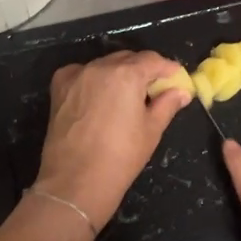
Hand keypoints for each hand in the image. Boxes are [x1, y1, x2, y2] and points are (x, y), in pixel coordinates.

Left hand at [34, 50, 190, 226]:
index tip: (176, 80)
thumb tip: (181, 91)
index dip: (168, 69)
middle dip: (143, 70)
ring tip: (127, 96)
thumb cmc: (121, 157)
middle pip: (128, 59)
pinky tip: (100, 97)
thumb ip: (167, 104)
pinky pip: (82, 74)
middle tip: (155, 90)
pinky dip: (94, 79)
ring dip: (119, 74)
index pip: (153, 60)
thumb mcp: (152, 130)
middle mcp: (99, 67)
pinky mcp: (59, 88)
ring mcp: (76, 76)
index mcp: (126, 74)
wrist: (76, 181)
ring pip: (104, 65)